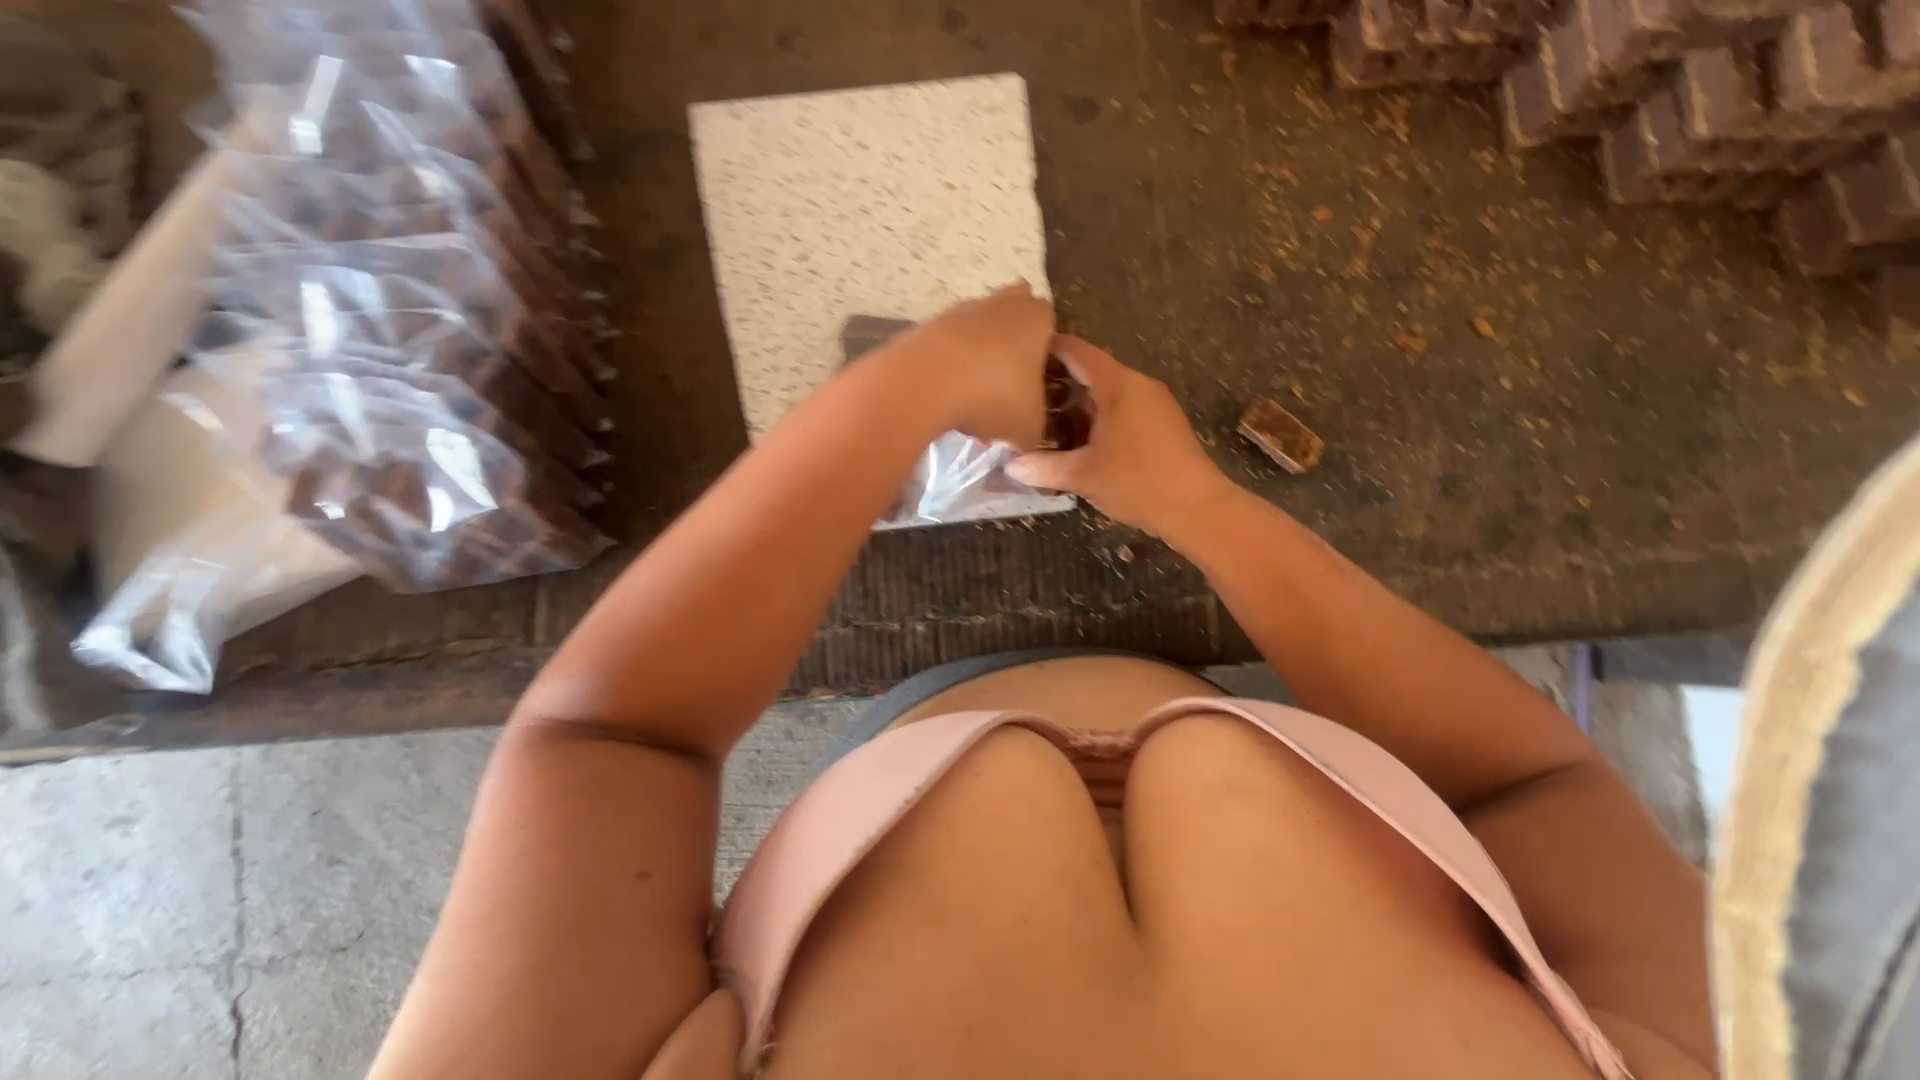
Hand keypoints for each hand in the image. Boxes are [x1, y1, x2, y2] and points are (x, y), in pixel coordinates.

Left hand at [891, 282, 1055, 447]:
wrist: (926, 382)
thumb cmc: (994, 396)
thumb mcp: (1028, 426)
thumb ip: (1034, 427)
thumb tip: (1025, 437)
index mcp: (1036, 318)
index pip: (1048, 320)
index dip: (1043, 347)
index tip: (1034, 377)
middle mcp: (1001, 304)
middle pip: (1011, 314)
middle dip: (1010, 342)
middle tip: (1006, 381)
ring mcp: (961, 310)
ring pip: (976, 328)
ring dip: (976, 354)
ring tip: (971, 396)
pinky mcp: (927, 324)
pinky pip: (946, 343)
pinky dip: (948, 363)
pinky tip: (945, 394)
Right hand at [1006, 336, 1234, 535]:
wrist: (1197, 507)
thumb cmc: (1138, 481)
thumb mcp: (1082, 475)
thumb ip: (1043, 467)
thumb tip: (1010, 466)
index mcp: (1118, 384)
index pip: (1077, 351)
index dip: (1048, 348)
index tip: (1021, 354)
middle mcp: (1138, 385)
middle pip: (1092, 373)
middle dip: (1059, 385)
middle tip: (1026, 399)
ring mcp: (1155, 404)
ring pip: (1108, 395)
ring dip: (1080, 408)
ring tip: (1048, 426)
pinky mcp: (1164, 424)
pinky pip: (1124, 411)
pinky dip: (1100, 420)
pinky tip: (1082, 444)